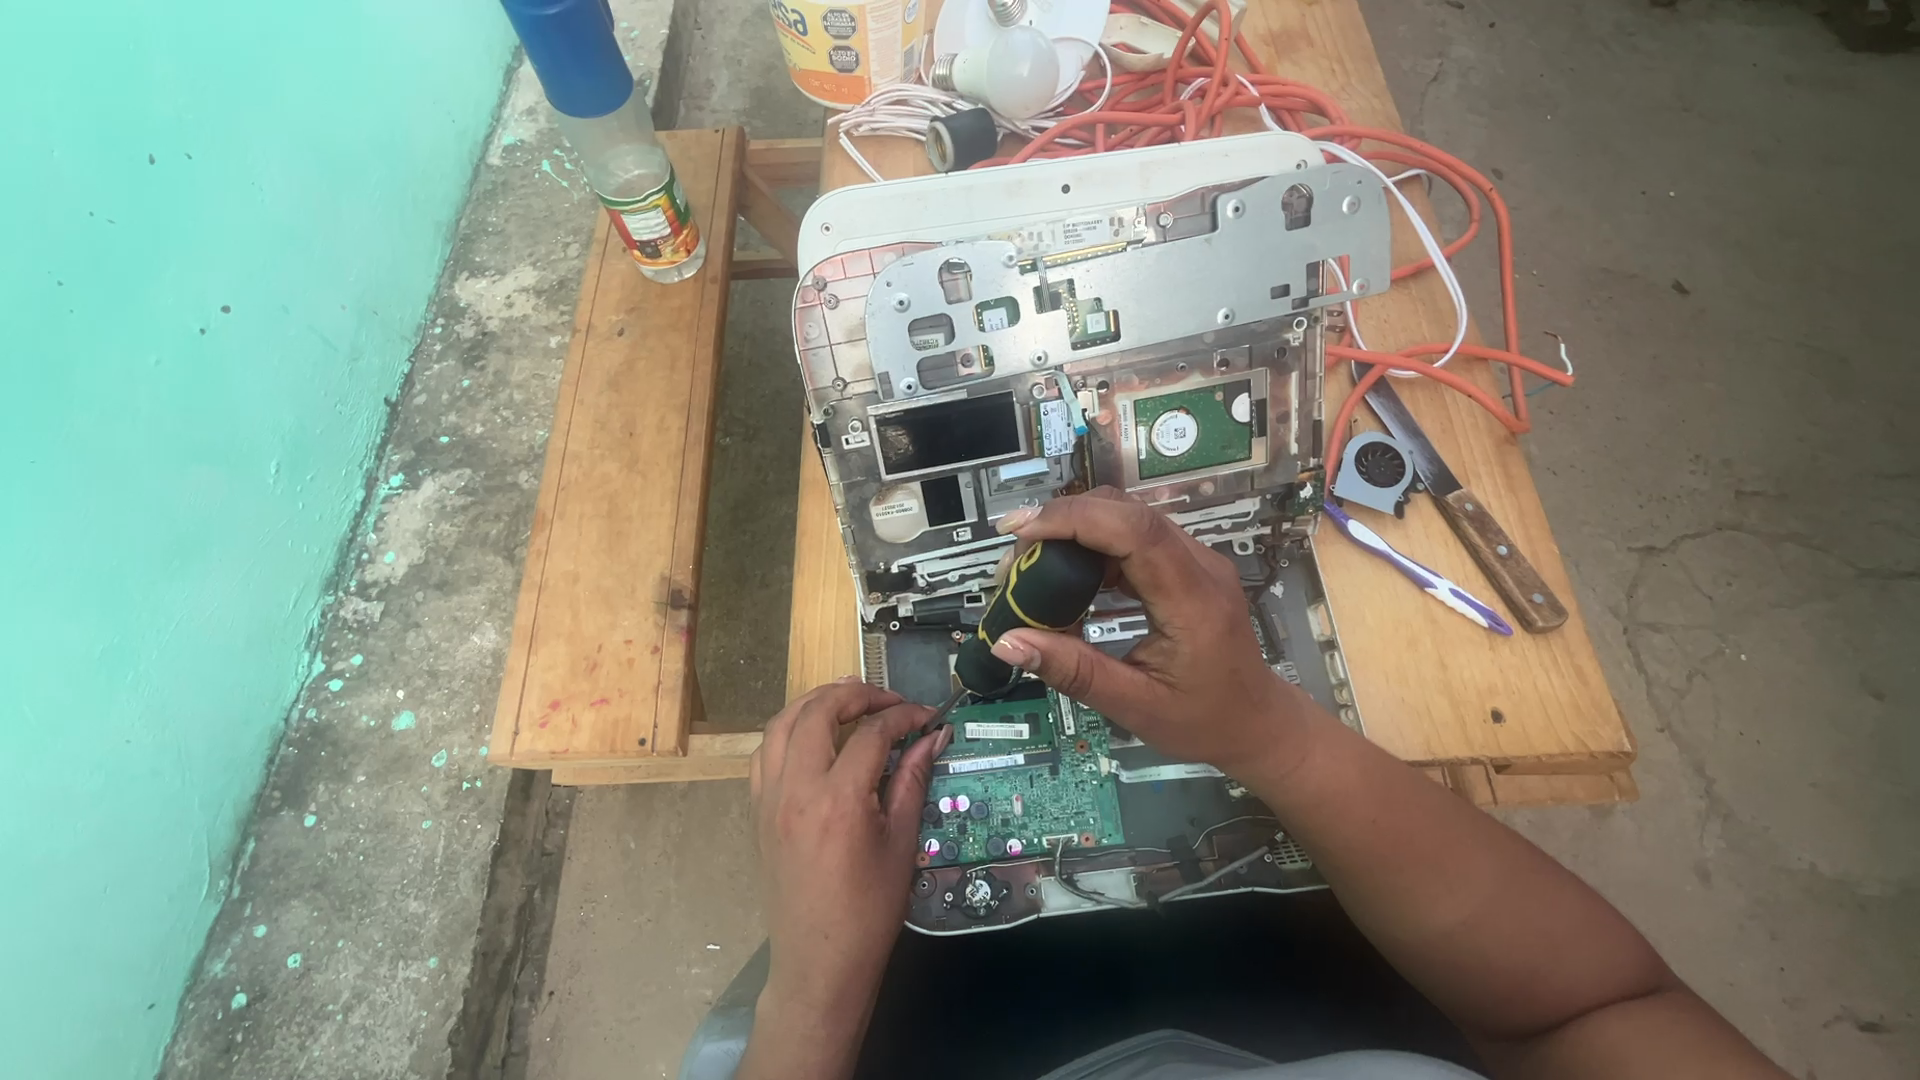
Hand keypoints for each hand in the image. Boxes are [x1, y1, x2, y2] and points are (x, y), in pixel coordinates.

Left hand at [740, 679, 949, 1079]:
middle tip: (888, 700)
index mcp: (838, 800)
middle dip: (856, 693)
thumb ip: (912, 780)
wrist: (819, 963)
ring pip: (783, 723)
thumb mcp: (902, 843)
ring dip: (816, 702)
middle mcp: (796, 789)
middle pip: (818, 711)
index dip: (903, 716)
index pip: (871, 733)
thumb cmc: (869, 910)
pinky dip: (789, 730)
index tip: (927, 718)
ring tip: (849, 701)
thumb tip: (932, 737)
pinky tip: (813, 736)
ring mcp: (769, 798)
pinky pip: (765, 752)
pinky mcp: (758, 810)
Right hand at [988, 488, 1310, 777]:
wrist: (1257, 723)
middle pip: (1128, 512)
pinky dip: (1093, 546)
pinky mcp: (1187, 564)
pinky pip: (1135, 536)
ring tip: (1033, 566)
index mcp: (1192, 602)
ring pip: (1129, 517)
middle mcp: (1200, 566)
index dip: (1074, 520)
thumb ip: (1072, 671)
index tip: (1022, 533)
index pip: (1134, 532)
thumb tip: (1007, 643)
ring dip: (1076, 530)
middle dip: (1064, 520)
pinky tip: (1068, 577)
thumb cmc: (1202, 721)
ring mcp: (1197, 560)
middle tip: (1015, 553)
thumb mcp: (1133, 706)